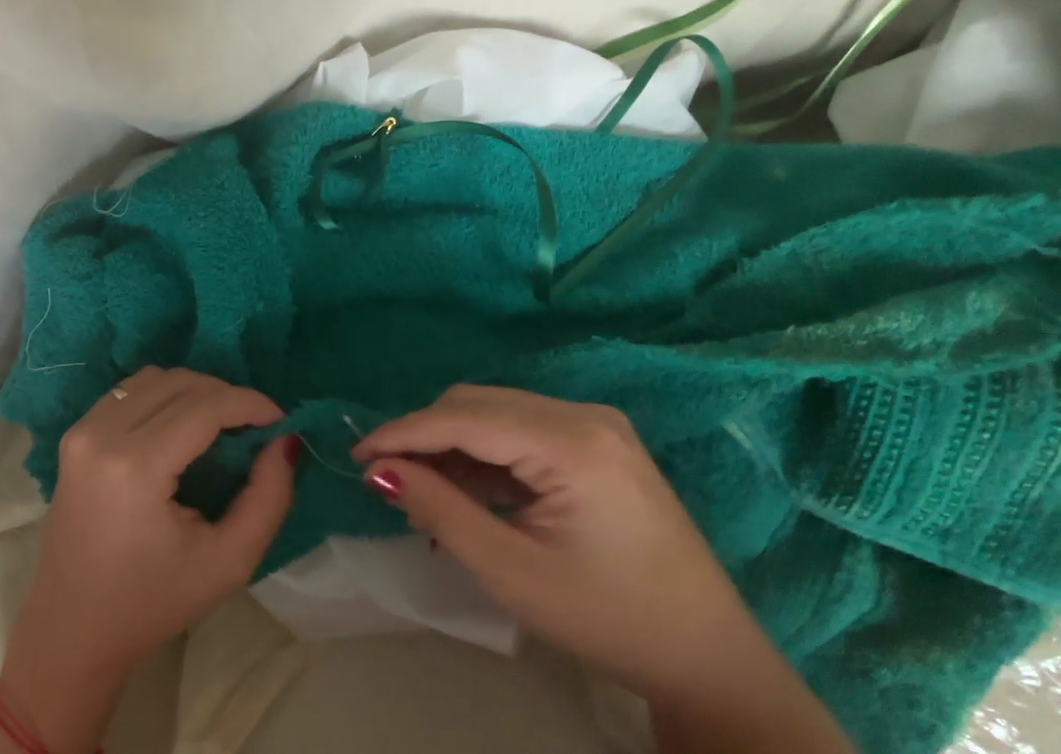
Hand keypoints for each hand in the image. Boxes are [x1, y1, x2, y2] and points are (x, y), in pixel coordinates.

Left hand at [0, 367, 297, 753]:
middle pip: (178, 383)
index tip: (282, 420)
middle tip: (255, 428)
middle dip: (226, 395)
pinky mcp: (73, 437)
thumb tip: (283, 441)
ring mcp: (80, 432)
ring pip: (151, 379)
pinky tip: (183, 430)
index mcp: (135, 466)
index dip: (250, 403)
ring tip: (222, 428)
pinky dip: (163, 398)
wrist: (73, 627)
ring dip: (193, 392)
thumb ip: (268, 497)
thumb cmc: (153, 602)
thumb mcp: (229, 562)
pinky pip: (127, 393)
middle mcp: (101, 435)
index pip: (204, 405)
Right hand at [353, 384, 851, 753]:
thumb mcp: (509, 569)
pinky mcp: (601, 445)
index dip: (401, 433)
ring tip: (423, 493)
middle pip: (477, 403)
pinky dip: (484, 454)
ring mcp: (598, 428)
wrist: (706, 657)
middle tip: (386, 481)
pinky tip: (468, 493)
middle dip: (424, 435)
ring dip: (452, 444)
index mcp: (571, 443)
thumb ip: (439, 508)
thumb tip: (377, 470)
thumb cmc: (606, 617)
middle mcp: (585, 416)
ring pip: (496, 413)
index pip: (461, 417)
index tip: (354, 457)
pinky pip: (522, 431)